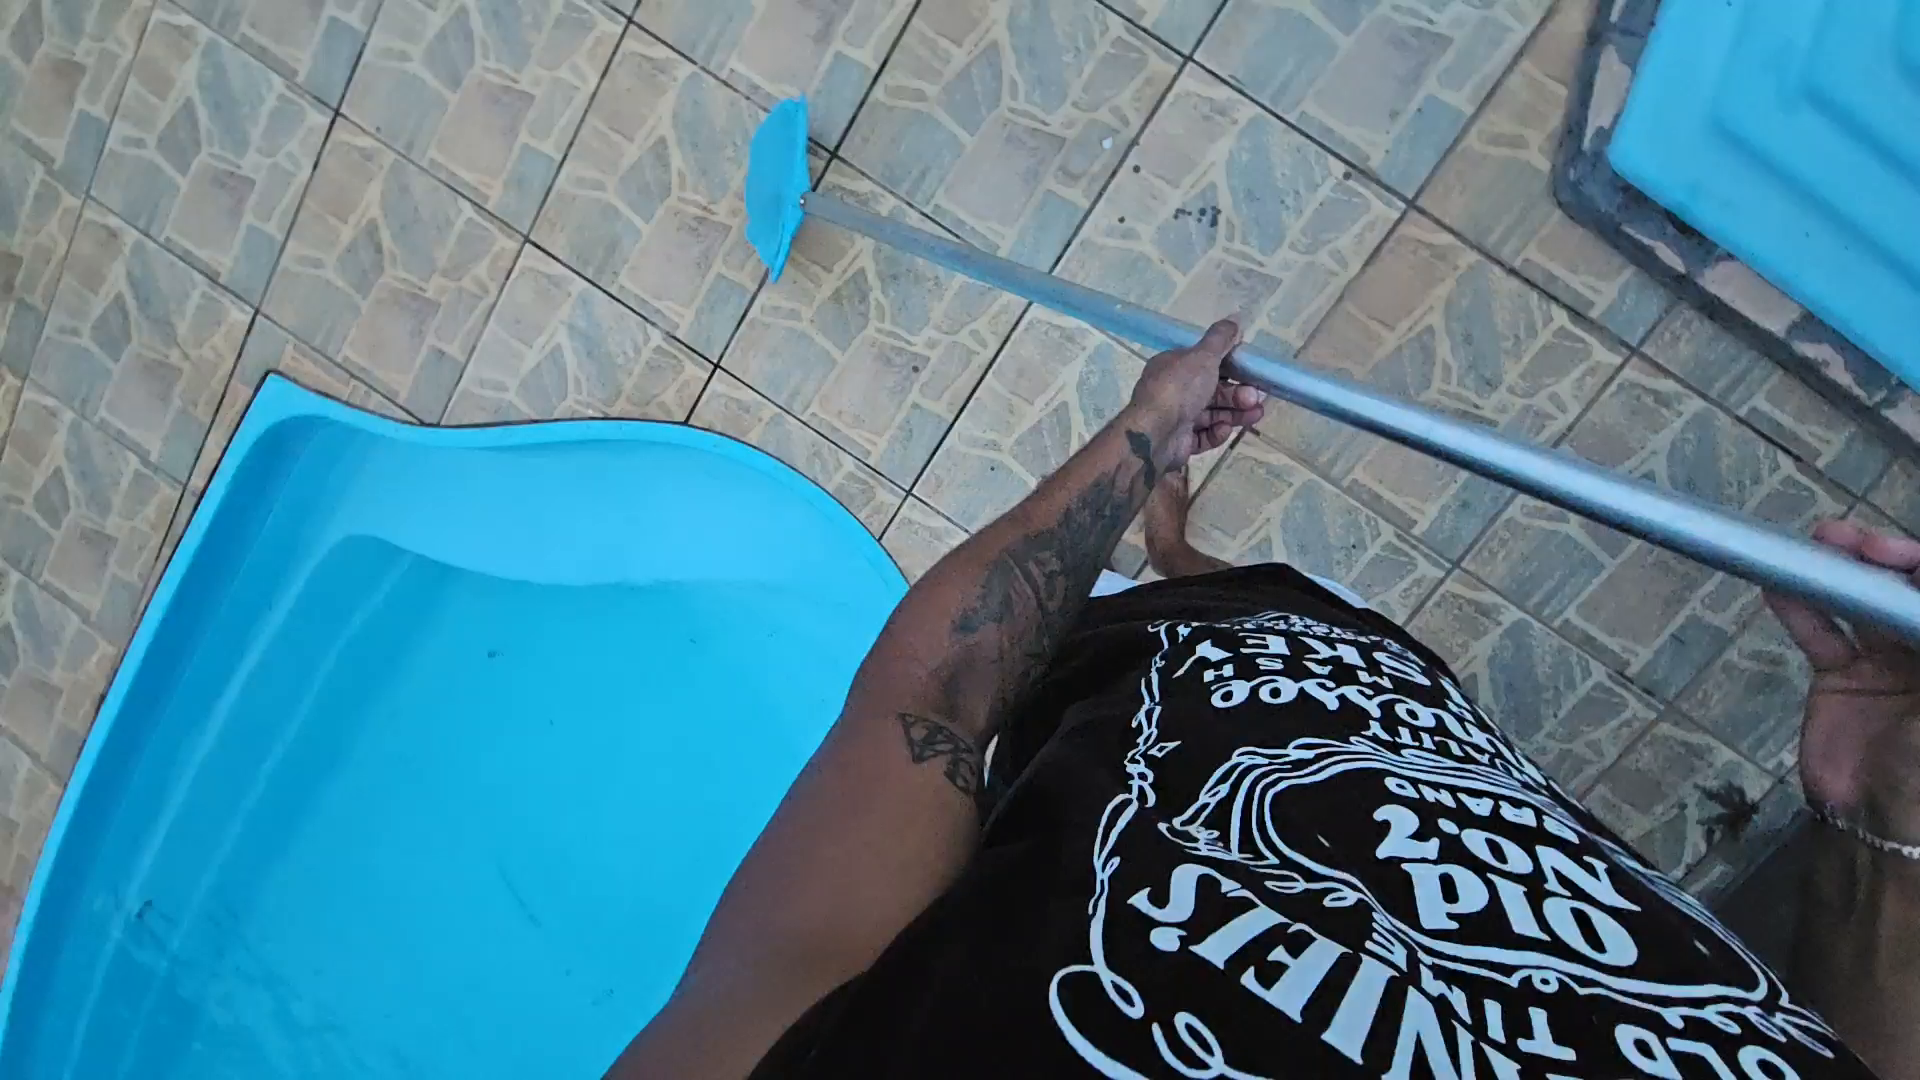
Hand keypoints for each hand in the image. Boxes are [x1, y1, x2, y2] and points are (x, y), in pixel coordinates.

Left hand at [1128, 319, 1266, 468]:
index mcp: (1171, 367)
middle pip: (1212, 391)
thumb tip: (1235, 318)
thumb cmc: (1178, 389)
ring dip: (1235, 414)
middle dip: (1237, 394)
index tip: (1251, 370)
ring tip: (1255, 415)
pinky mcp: (1179, 442)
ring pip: (1211, 414)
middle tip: (1255, 397)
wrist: (1154, 434)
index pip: (1204, 364)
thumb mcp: (1202, 356)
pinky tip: (1224, 429)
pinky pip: (1203, 436)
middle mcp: (1172, 392)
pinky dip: (1216, 433)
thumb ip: (1220, 339)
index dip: (1229, 367)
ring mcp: (1175, 419)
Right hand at [1767, 520, 1919, 843]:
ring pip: (1865, 607)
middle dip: (1888, 563)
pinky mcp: (1844, 678)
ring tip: (1816, 545)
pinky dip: (1798, 610)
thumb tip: (1909, 591)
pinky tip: (1778, 587)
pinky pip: (1822, 635)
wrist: (1888, 822)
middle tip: (1850, 540)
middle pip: (1911, 596)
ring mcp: (1895, 666)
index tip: (1895, 552)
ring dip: (1840, 576)